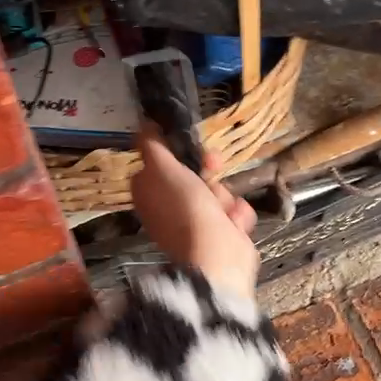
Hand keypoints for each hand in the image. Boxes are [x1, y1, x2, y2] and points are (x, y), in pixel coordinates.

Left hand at [131, 132, 259, 300]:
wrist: (215, 256)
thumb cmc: (184, 208)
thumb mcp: (162, 168)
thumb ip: (152, 144)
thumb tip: (143, 124)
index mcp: (149, 192)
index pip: (162, 162)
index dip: (178, 151)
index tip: (188, 143)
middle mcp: (170, 207)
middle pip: (194, 174)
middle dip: (209, 171)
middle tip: (213, 166)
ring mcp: (197, 222)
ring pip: (218, 191)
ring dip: (225, 197)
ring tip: (223, 211)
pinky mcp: (222, 234)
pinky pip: (234, 211)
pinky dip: (237, 216)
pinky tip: (234, 225)